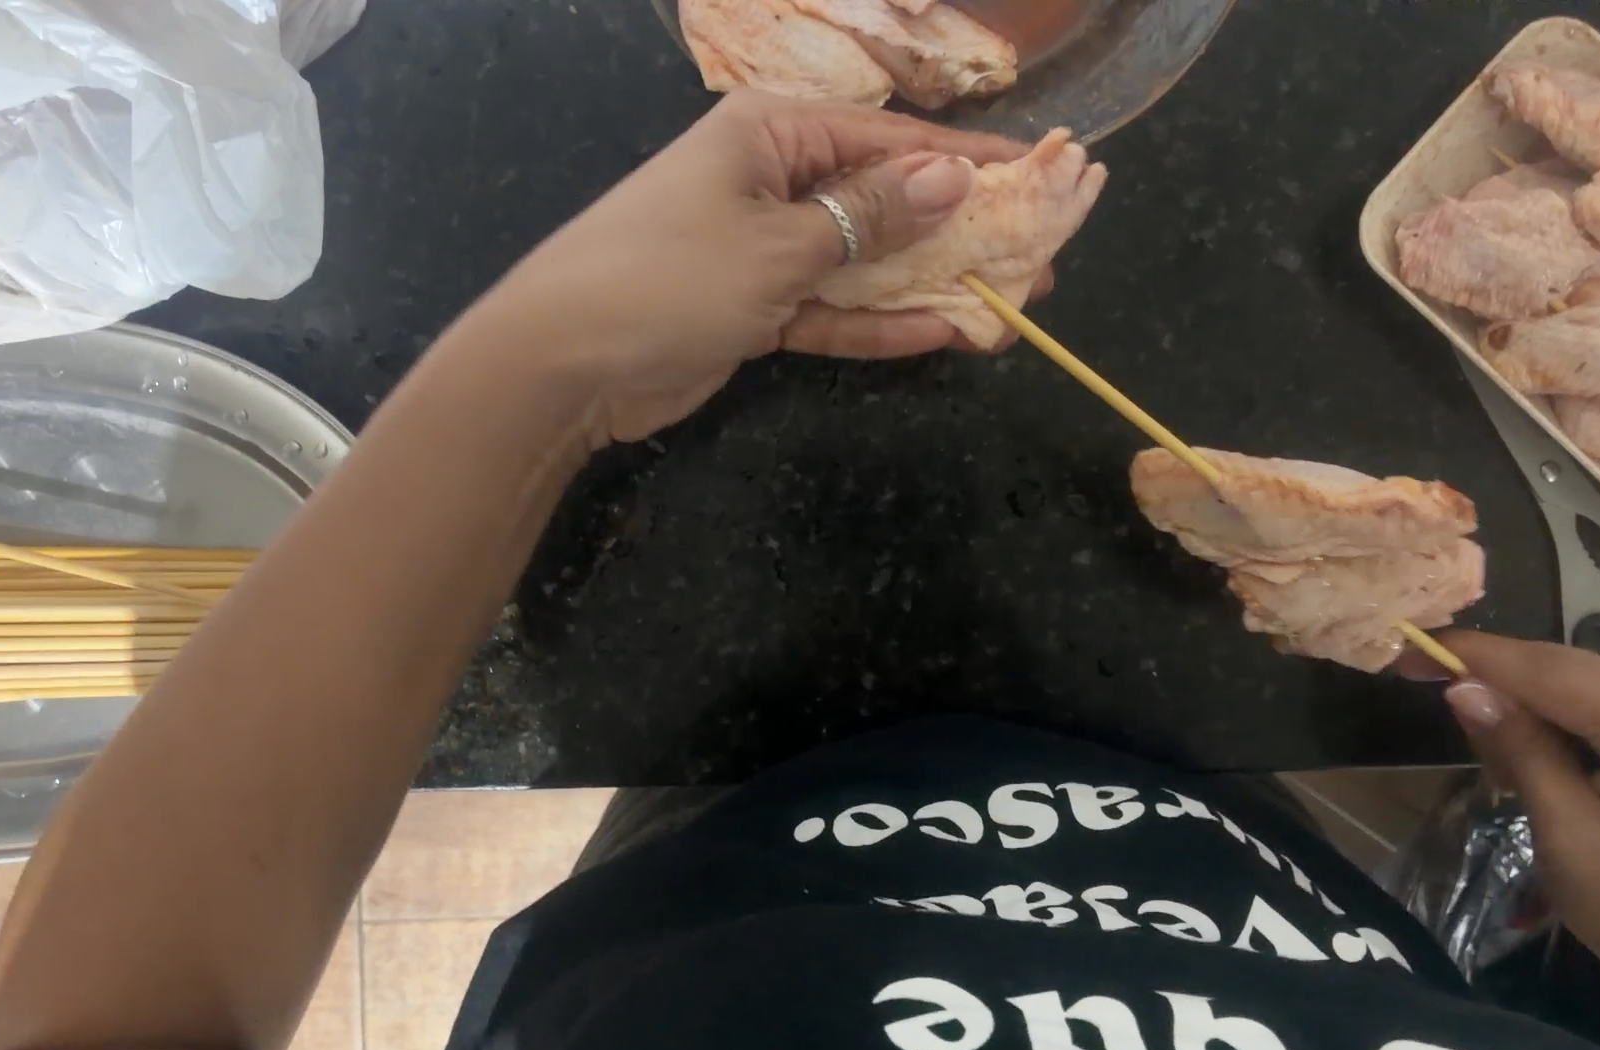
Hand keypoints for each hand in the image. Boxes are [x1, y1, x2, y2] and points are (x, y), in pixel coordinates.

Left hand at [481, 90, 1045, 444]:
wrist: (567, 364)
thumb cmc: (668, 277)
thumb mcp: (777, 242)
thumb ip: (866, 217)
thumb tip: (951, 176)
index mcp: (771, 135)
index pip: (887, 141)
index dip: (963, 160)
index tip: (1031, 175)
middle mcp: (773, 184)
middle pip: (883, 204)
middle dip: (956, 232)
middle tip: (1033, 257)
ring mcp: (767, 253)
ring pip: (864, 265)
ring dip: (928, 286)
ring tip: (1006, 303)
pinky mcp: (760, 312)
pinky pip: (832, 313)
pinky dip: (879, 326)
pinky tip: (942, 334)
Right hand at [1418, 631, 1599, 1049]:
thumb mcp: (1564, 829)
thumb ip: (1517, 748)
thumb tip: (1459, 686)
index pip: (1550, 672)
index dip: (1471, 655)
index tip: (1404, 650)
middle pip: (1560, 664)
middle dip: (1484, 663)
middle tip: (1410, 667)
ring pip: (1568, 675)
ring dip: (1506, 685)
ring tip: (1454, 703)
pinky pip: (1584, 698)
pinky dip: (1535, 705)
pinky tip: (1505, 726)